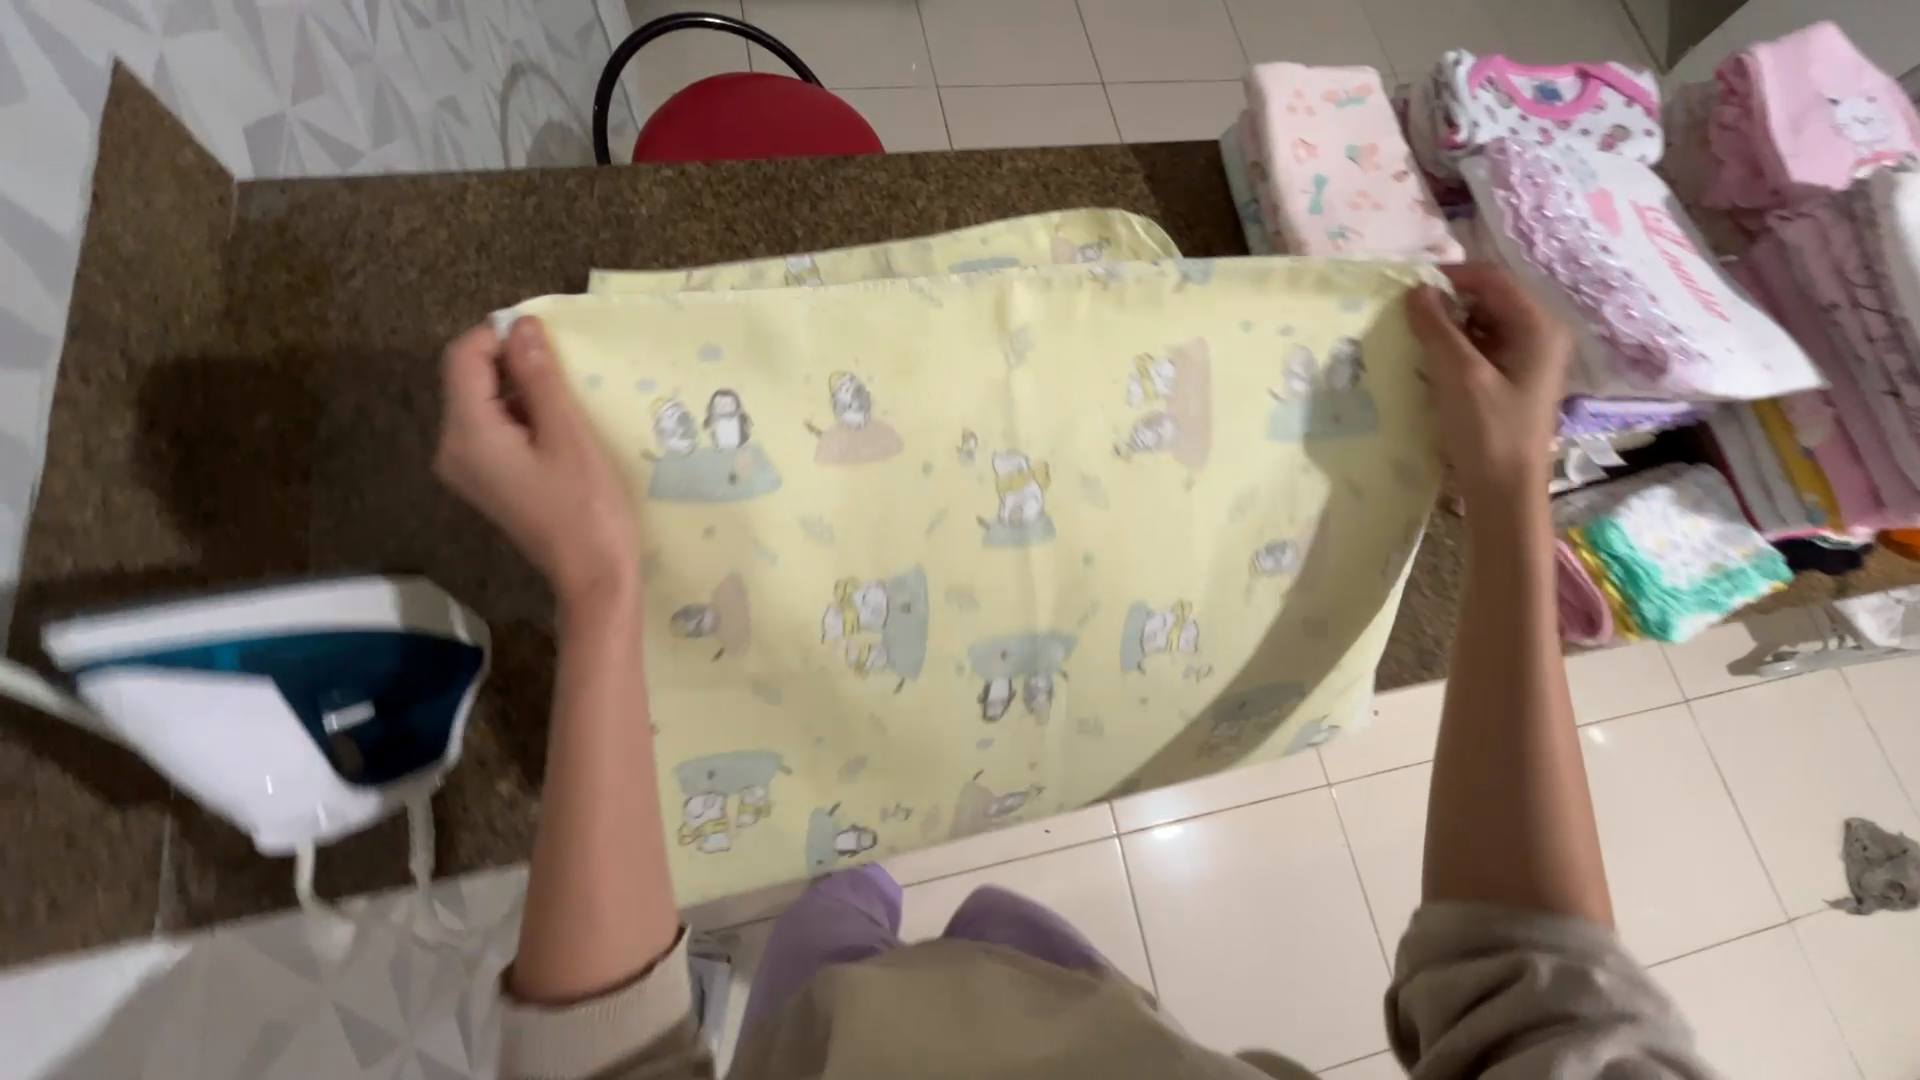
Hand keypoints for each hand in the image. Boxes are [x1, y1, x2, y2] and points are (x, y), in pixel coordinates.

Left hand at [435, 317, 637, 610]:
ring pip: (484, 404)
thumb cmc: (588, 507)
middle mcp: (453, 447)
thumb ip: (541, 379)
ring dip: (521, 389)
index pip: (464, 357)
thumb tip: (522, 326)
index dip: (501, 336)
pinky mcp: (488, 481)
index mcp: (468, 433)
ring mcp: (468, 468)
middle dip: (512, 362)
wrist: (593, 575)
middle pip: (469, 379)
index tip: (550, 339)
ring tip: (570, 395)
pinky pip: (494, 431)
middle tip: (567, 366)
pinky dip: (523, 416)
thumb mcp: (569, 437)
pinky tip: (561, 427)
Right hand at [1405, 263, 1570, 505]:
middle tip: (1405, 318)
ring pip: (1481, 325)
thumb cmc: (1488, 432)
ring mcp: (1526, 358)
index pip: (1492, 280)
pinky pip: (1480, 349)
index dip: (1450, 277)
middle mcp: (1539, 335)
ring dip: (1446, 328)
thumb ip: (1437, 330)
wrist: (1504, 489)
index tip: (1406, 290)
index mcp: (1538, 327)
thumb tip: (1416, 291)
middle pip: (1488, 300)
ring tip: (1412, 341)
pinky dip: (1453, 350)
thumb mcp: (1459, 376)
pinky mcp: (1511, 379)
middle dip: (1446, 304)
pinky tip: (1428, 365)